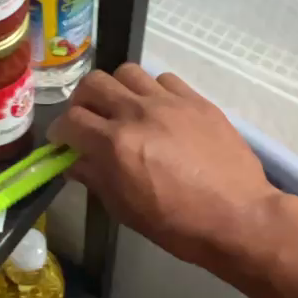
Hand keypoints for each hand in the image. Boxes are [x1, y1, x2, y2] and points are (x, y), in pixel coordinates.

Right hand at [48, 65, 281, 267]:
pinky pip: (164, 79)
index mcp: (115, 144)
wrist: (237, 217)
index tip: (62, 141)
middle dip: (81, 102)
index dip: (59, 131)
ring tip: (122, 109)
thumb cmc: (176, 224)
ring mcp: (169, 102)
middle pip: (93, 84)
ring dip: (116, 89)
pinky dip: (152, 91)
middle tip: (87, 120)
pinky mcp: (197, 100)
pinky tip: (158, 111)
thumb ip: (96, 178)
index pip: (70, 121)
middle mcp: (137, 113)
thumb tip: (75, 163)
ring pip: (127, 73)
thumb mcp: (125, 209)